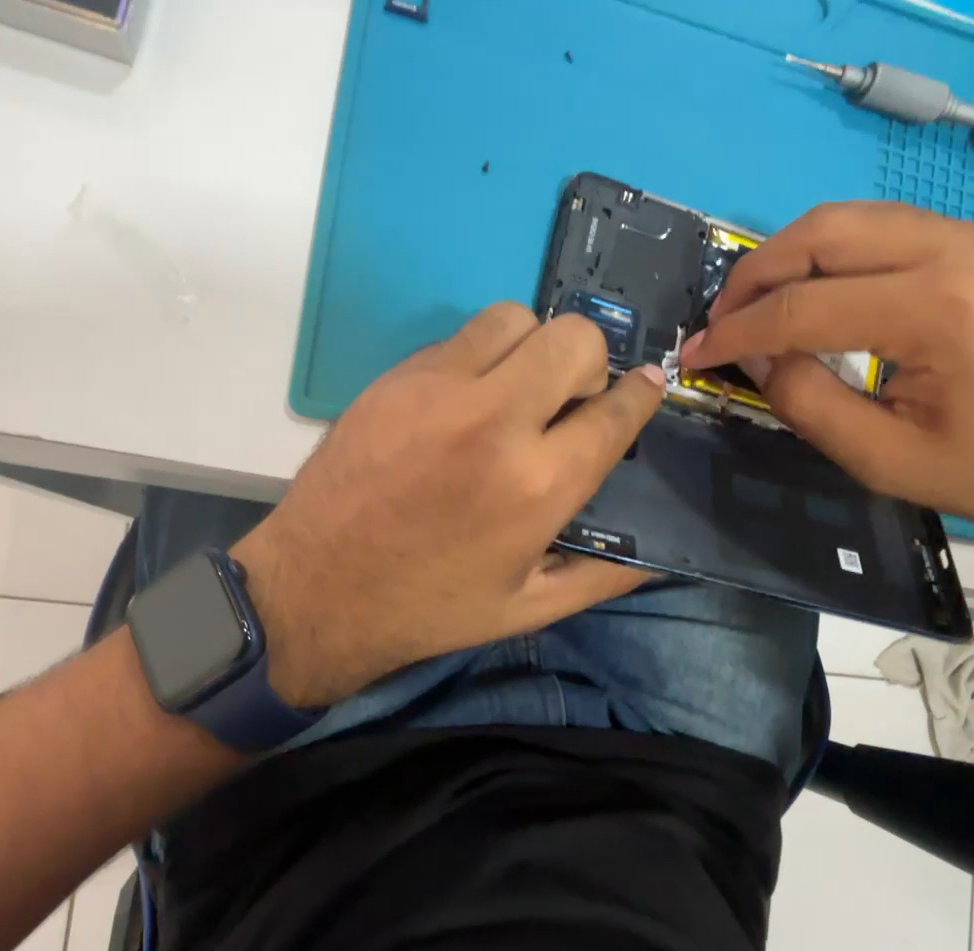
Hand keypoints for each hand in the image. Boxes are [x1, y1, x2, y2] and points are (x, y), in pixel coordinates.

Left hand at [231, 304, 665, 706]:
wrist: (316, 591)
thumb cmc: (427, 609)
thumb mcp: (527, 609)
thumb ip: (602, 576)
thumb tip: (657, 557)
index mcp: (538, 485)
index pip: (616, 411)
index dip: (643, 393)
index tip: (648, 386)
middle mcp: (496, 421)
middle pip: (575, 339)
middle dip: (590, 364)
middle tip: (568, 403)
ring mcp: (440, 390)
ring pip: (516, 319)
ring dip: (533, 348)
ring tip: (516, 392)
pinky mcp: (396, 379)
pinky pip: (459, 338)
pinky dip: (479, 359)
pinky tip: (462, 404)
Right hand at [683, 201, 973, 558]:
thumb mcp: (885, 459)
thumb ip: (808, 403)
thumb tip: (757, 358)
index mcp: (940, 308)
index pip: (805, 305)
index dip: (738, 331)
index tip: (695, 352)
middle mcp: (962, 248)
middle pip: (825, 231)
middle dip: (756, 273)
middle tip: (719, 319)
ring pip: (854, 219)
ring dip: (792, 257)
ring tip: (756, 306)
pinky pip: (890, 230)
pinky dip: (836, 256)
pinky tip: (815, 294)